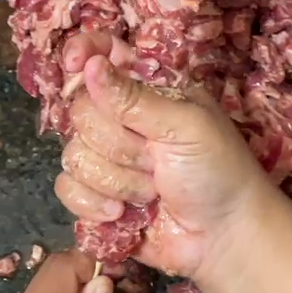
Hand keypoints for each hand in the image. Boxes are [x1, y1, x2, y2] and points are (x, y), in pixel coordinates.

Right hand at [54, 32, 273, 277]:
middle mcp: (120, 117)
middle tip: (155, 159)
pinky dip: (94, 205)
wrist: (224, 239)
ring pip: (73, 153)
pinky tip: (123, 215)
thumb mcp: (186, 126)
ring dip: (116, 180)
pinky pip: (67, 188)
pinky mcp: (95, 195)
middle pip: (79, 110)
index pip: (102, 53)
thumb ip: (134, 98)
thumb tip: (90, 65)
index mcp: (146, 88)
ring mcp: (105, 156)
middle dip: (118, 143)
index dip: (83, 53)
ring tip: (151, 191)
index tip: (77, 68)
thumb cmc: (218, 171)